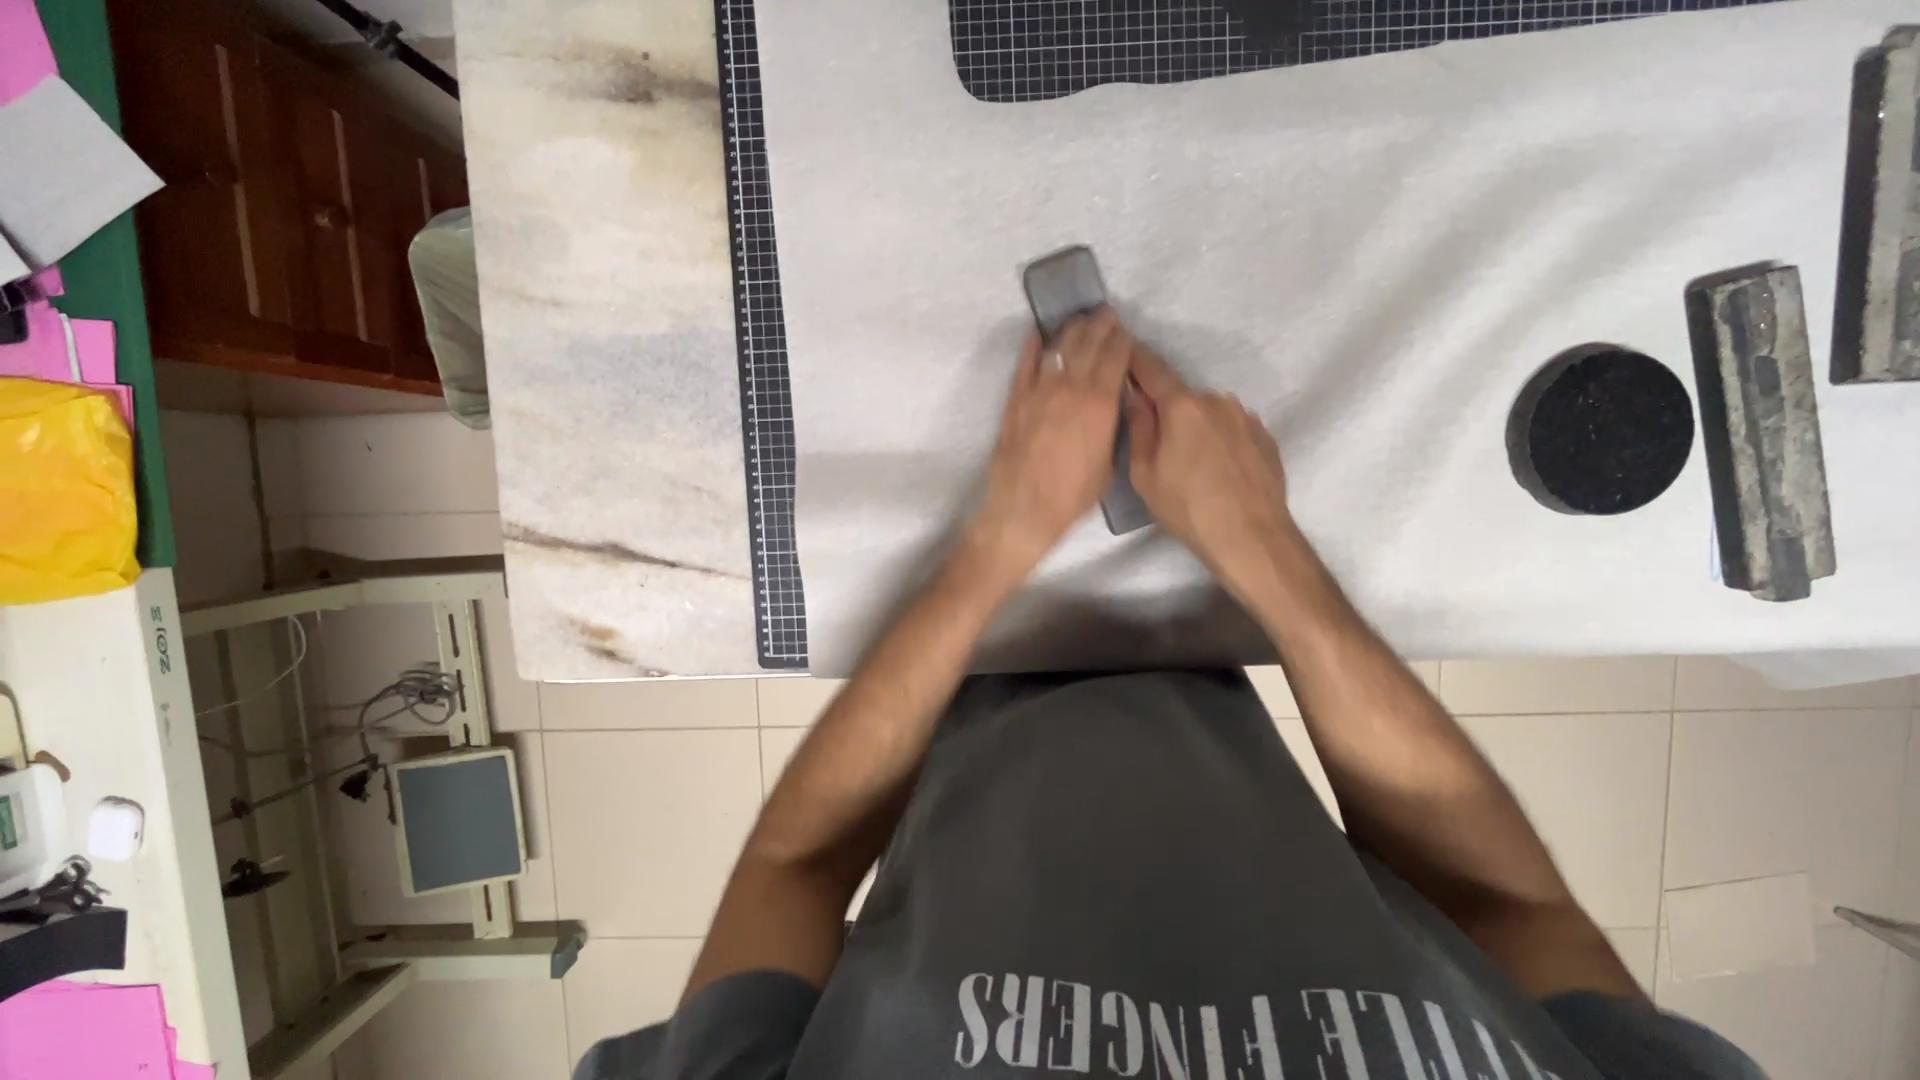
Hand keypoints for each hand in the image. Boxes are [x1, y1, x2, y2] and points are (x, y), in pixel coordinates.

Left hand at [967, 307, 1132, 574]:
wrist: (1025, 507)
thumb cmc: (1073, 494)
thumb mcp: (1108, 462)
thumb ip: (1111, 427)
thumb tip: (1113, 406)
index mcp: (1100, 403)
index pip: (1115, 358)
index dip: (1123, 341)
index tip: (1127, 332)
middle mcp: (1070, 388)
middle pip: (1087, 344)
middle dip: (1100, 325)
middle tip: (1106, 313)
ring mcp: (1039, 391)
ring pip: (1058, 349)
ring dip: (1071, 330)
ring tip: (1080, 319)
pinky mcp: (1015, 401)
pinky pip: (1025, 366)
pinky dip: (1032, 347)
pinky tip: (1037, 335)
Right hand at [1126, 345, 1296, 598]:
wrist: (1251, 537)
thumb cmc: (1187, 508)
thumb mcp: (1145, 474)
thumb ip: (1138, 428)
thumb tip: (1135, 398)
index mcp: (1183, 406)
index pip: (1152, 368)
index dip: (1134, 360)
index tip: (1123, 354)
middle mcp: (1217, 400)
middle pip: (1181, 397)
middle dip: (1166, 411)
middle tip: (1157, 445)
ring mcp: (1245, 417)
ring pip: (1208, 414)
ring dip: (1195, 428)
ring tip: (1191, 465)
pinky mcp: (1264, 437)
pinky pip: (1231, 431)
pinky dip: (1218, 442)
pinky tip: (1216, 472)